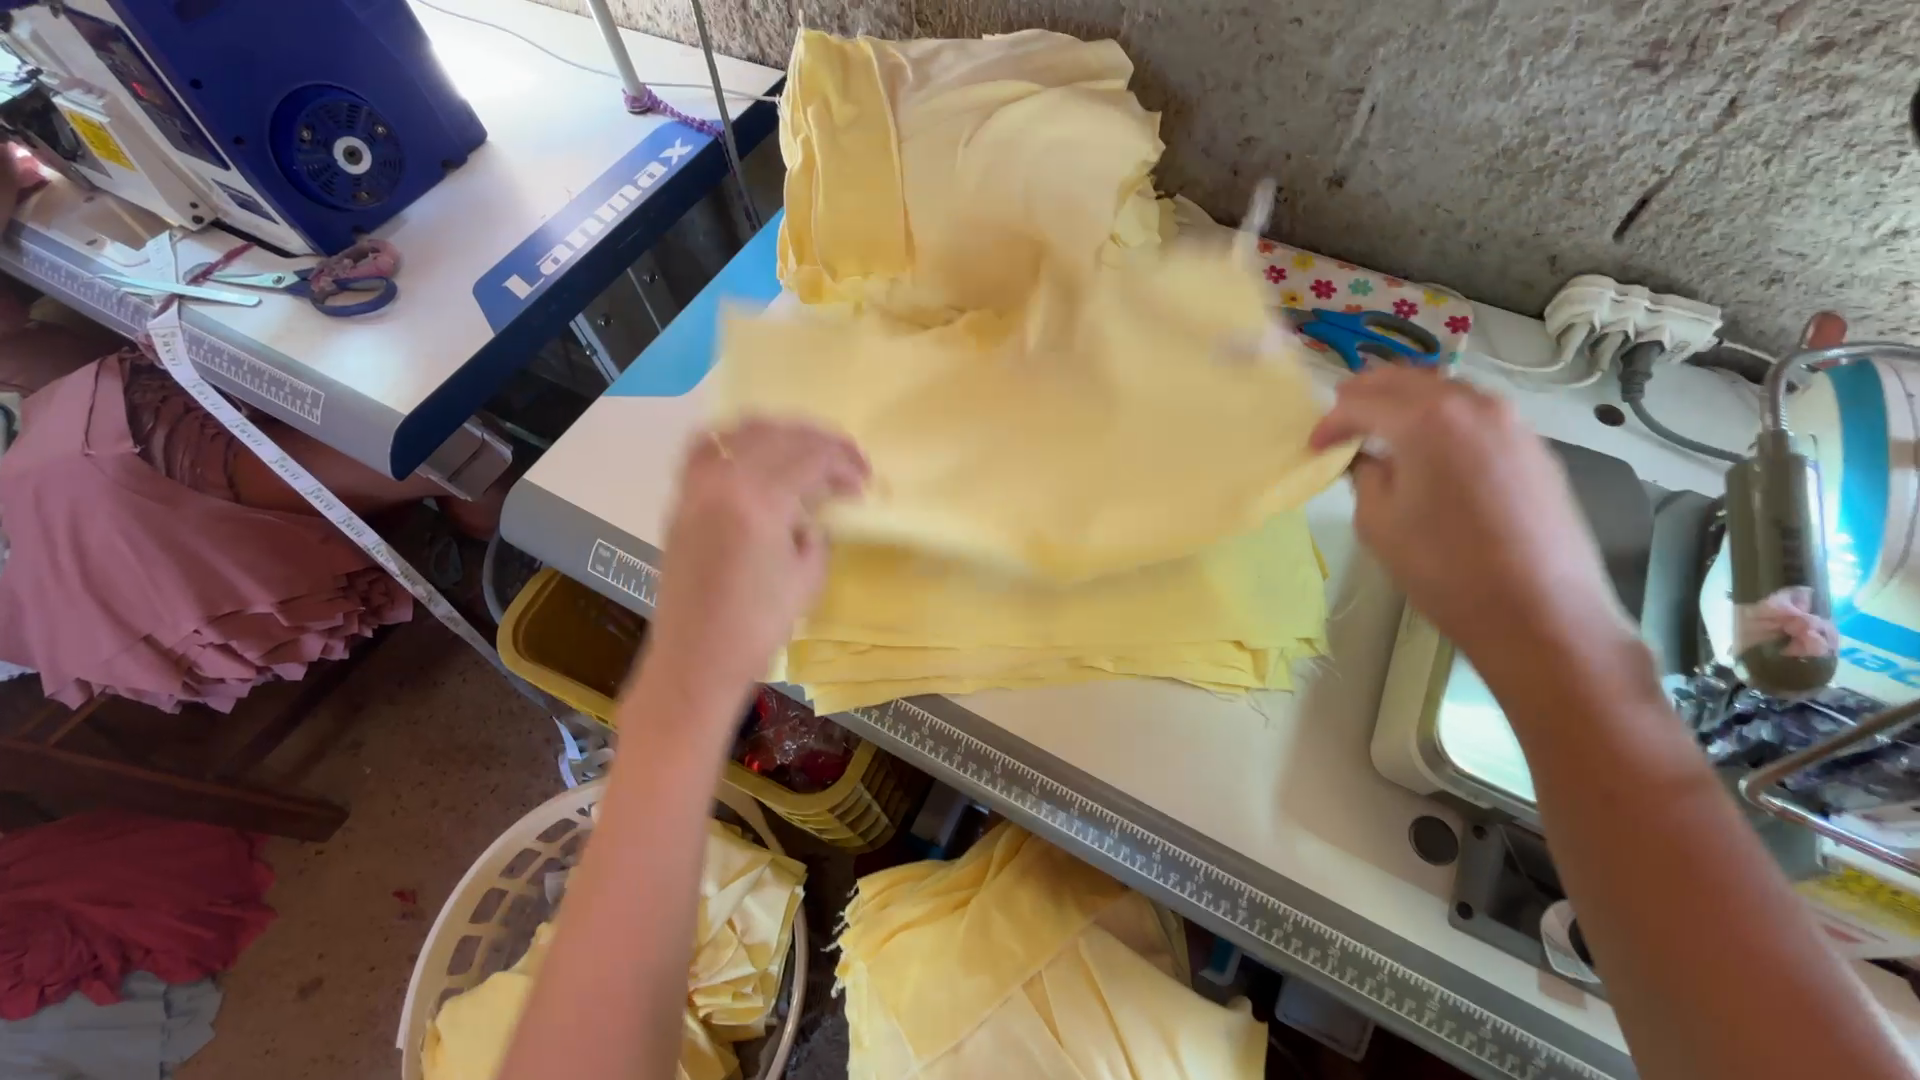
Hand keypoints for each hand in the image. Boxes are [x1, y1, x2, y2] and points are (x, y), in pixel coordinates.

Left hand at [646, 419, 868, 698]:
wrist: (696, 659)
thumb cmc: (758, 627)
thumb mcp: (807, 578)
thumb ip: (817, 532)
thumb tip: (816, 512)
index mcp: (761, 501)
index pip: (812, 458)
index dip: (846, 464)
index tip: (866, 481)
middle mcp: (724, 481)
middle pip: (781, 436)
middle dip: (821, 442)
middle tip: (847, 462)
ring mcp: (697, 485)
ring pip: (742, 432)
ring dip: (781, 433)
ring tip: (806, 451)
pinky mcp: (681, 499)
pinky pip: (706, 447)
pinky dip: (734, 440)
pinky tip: (754, 451)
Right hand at [1309, 368, 1633, 666]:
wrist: (1539, 611)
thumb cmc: (1444, 569)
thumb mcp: (1378, 523)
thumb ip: (1365, 475)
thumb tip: (1366, 457)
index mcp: (1426, 420)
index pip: (1361, 402)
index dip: (1330, 421)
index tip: (1314, 445)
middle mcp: (1472, 405)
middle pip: (1406, 381)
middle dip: (1366, 395)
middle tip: (1340, 420)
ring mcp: (1511, 422)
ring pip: (1446, 391)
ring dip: (1407, 402)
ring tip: (1382, 428)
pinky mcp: (1534, 446)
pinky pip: (1476, 414)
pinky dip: (1443, 419)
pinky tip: (1431, 449)